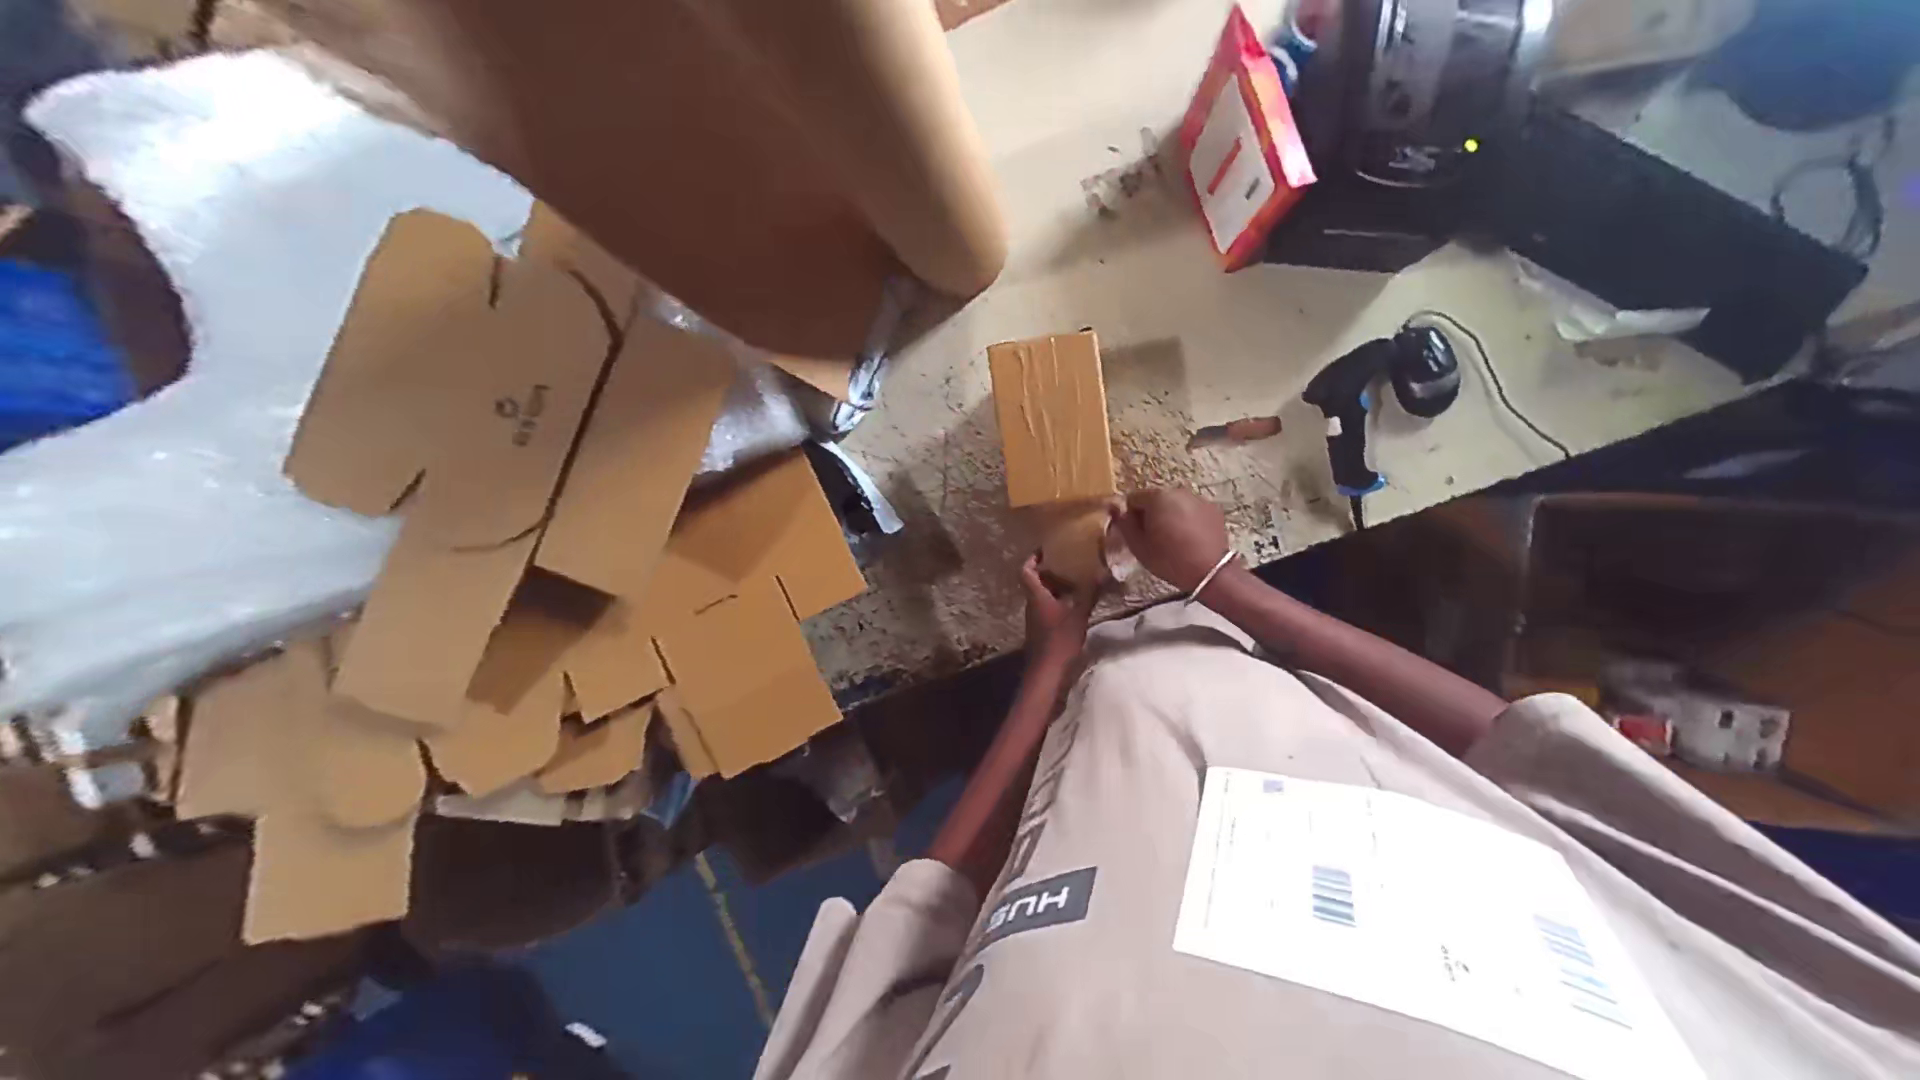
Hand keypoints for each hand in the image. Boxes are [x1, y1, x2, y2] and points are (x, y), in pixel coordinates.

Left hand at [1021, 554, 1096, 668]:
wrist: (1047, 671)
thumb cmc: (1060, 639)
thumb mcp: (1079, 614)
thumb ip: (1090, 593)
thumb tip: (1104, 573)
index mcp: (1036, 596)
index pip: (1026, 571)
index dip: (1032, 558)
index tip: (1046, 550)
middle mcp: (1032, 604)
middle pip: (1035, 582)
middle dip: (1050, 572)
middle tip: (1068, 565)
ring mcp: (1034, 618)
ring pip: (1042, 596)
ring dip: (1056, 588)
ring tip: (1076, 582)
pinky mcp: (1040, 629)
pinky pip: (1046, 608)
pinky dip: (1058, 602)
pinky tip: (1075, 604)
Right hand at [1114, 488, 1233, 592]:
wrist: (1210, 572)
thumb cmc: (1169, 559)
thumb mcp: (1138, 546)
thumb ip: (1124, 524)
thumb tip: (1118, 512)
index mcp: (1157, 497)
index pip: (1133, 498)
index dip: (1130, 515)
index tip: (1135, 533)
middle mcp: (1178, 491)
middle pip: (1155, 499)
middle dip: (1151, 514)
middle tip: (1152, 537)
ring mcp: (1198, 499)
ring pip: (1174, 504)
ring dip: (1169, 516)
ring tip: (1172, 539)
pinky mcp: (1213, 509)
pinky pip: (1191, 510)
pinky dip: (1186, 519)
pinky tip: (1188, 538)